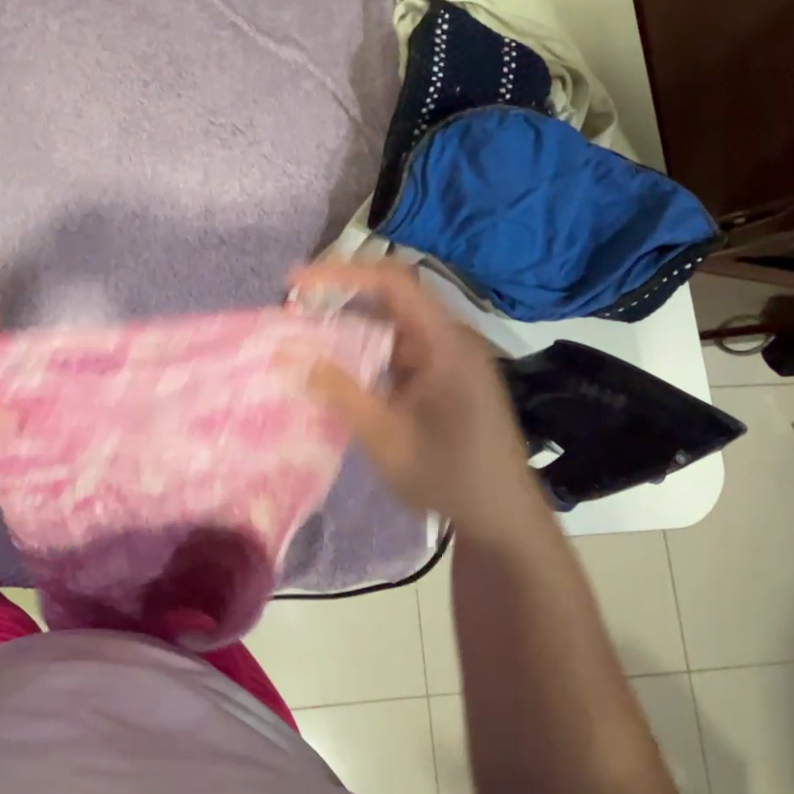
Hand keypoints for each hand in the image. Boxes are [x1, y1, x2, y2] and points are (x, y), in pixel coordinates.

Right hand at [291, 259, 539, 525]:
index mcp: (445, 344)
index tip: (297, 282)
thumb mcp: (386, 438)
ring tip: (306, 334)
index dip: (342, 274)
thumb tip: (290, 355)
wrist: (504, 520)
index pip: (393, 283)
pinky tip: (338, 366)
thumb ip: (339, 392)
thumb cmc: (448, 477)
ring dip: (350, 324)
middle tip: (295, 308)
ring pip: (393, 323)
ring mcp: (449, 358)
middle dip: (340, 296)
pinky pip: (400, 348)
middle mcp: (450, 340)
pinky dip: (366, 349)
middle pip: (392, 296)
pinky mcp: (445, 378)